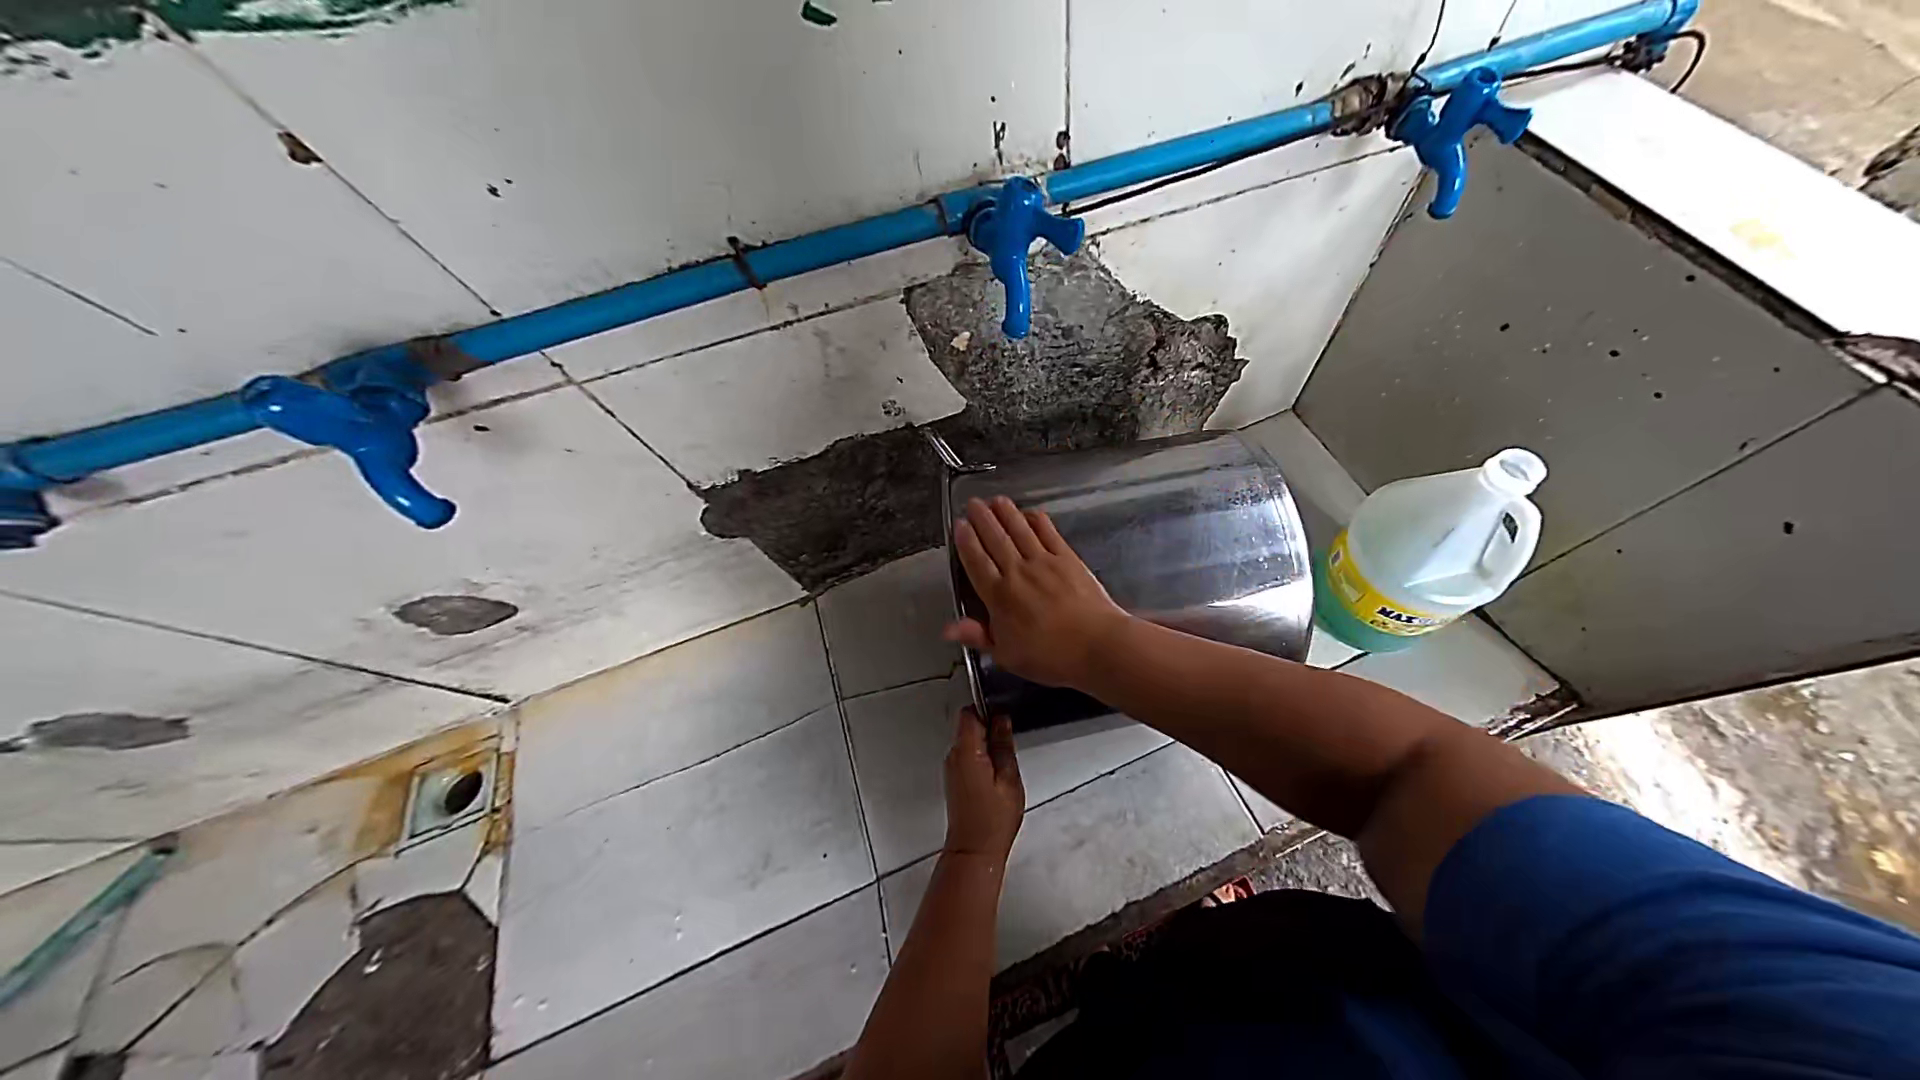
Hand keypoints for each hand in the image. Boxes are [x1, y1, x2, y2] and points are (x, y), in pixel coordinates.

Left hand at [943, 708, 1023, 860]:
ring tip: (1002, 767)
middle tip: (1007, 747)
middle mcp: (953, 756)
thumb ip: (1003, 744)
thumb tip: (1002, 720)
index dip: (987, 710)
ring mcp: (951, 768)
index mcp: (966, 751)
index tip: (1003, 720)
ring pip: (968, 741)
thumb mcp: (1009, 778)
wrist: (975, 850)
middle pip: (968, 725)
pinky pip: (966, 756)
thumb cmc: (992, 820)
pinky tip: (994, 776)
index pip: (970, 713)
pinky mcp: (954, 778)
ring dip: (985, 745)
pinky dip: (980, 758)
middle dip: (988, 729)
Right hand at [944, 496, 1131, 690]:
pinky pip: (1048, 533)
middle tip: (973, 503)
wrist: (1096, 645)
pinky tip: (1030, 512)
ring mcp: (1044, 563)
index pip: (976, 562)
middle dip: (981, 519)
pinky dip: (1036, 520)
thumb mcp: (1007, 655)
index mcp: (999, 597)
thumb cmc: (1052, 657)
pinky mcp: (1067, 559)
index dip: (965, 541)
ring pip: (1019, 530)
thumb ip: (979, 636)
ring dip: (1006, 513)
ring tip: (995, 500)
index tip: (959, 525)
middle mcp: (1018, 573)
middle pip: (995, 539)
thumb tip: (951, 628)